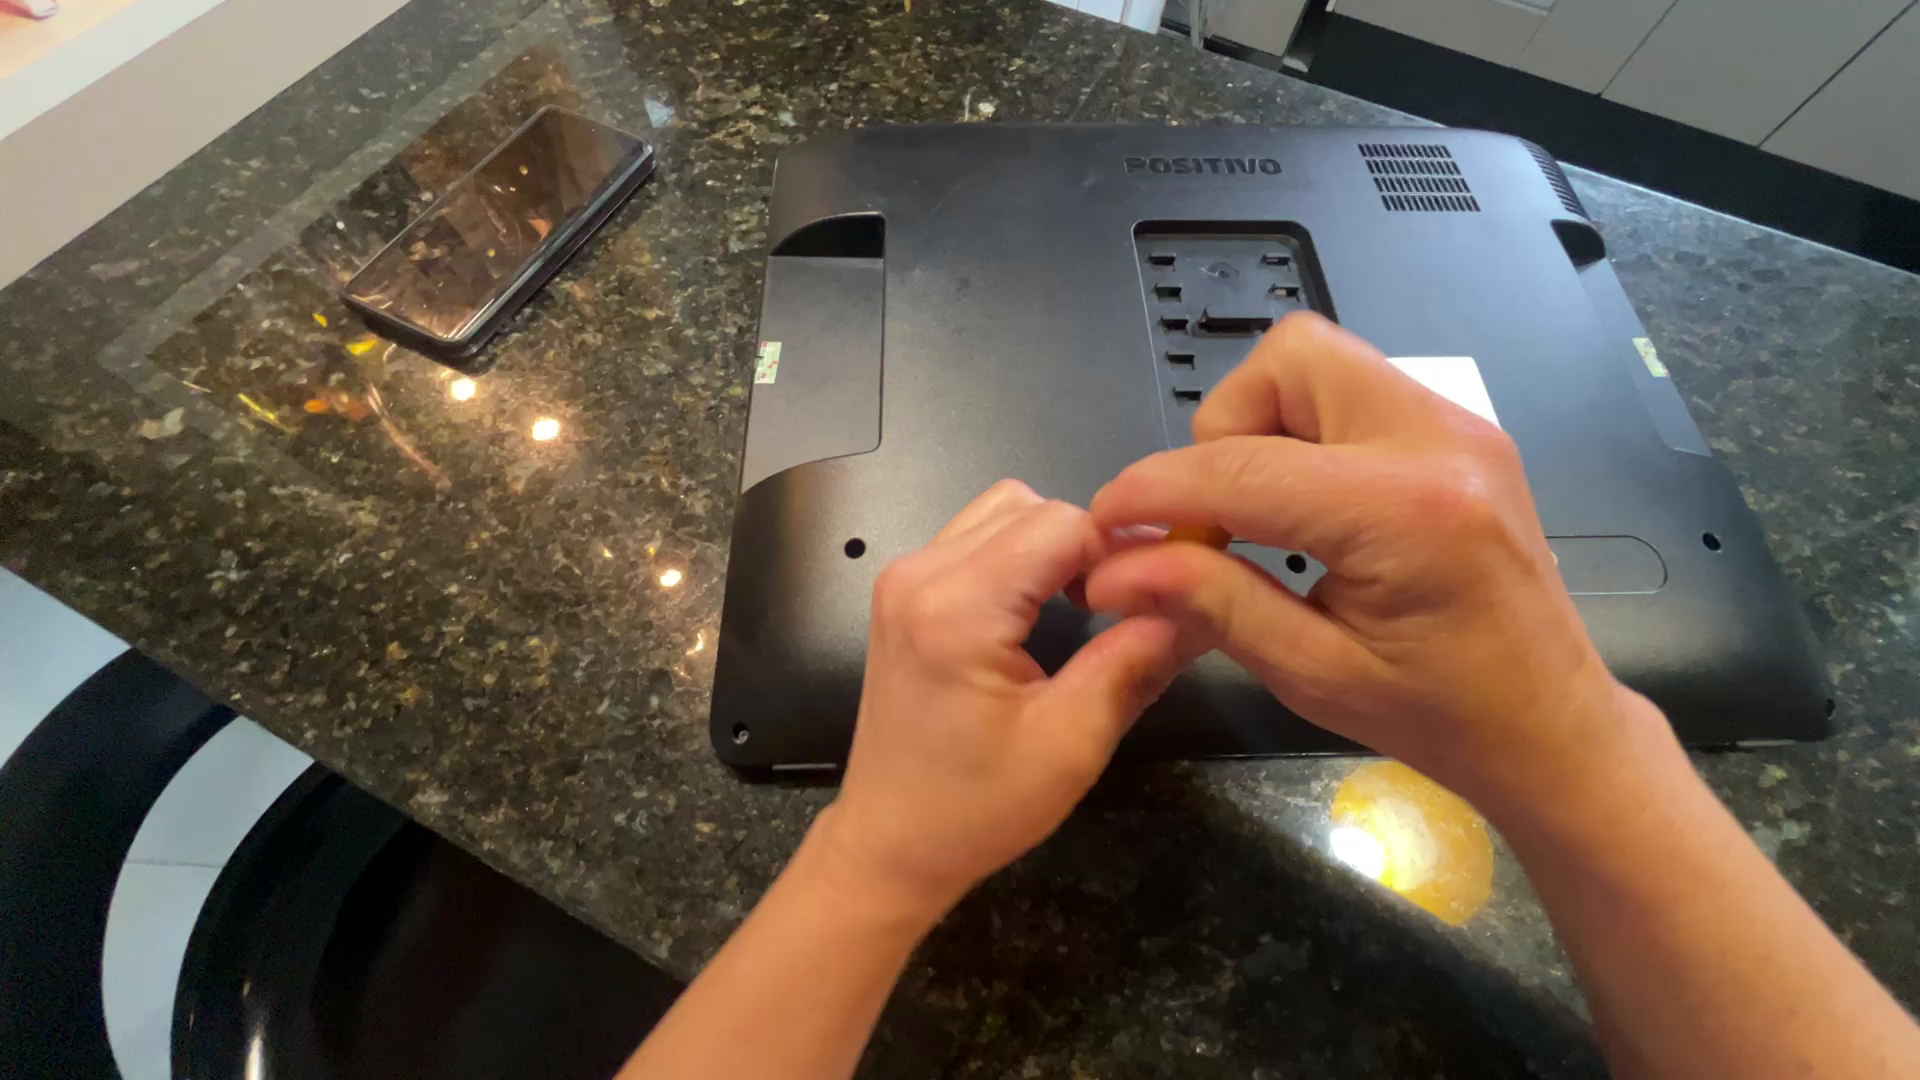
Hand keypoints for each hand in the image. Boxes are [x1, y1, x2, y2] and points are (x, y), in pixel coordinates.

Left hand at [809, 480, 1188, 920]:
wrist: (891, 839)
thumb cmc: (977, 807)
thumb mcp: (1071, 743)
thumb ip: (1134, 661)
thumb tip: (1194, 604)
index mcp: (957, 608)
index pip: (1061, 523)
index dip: (1117, 549)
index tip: (1149, 594)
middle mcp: (919, 572)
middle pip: (1030, 506)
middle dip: (1086, 544)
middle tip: (1118, 603)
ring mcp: (902, 576)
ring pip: (1001, 510)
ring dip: (1050, 544)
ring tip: (1078, 604)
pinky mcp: (901, 589)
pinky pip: (973, 536)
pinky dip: (1016, 555)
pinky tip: (1033, 607)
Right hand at [1083, 313, 1639, 807]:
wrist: (1553, 725)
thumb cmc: (1438, 717)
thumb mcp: (1307, 672)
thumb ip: (1206, 603)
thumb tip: (1113, 570)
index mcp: (1407, 514)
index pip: (1241, 469)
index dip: (1151, 490)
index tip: (1107, 523)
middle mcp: (1436, 441)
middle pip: (1289, 360)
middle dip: (1221, 430)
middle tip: (1210, 513)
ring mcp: (1453, 424)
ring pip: (1313, 360)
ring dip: (1255, 425)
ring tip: (1251, 510)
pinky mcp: (1451, 430)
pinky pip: (1343, 390)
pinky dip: (1291, 433)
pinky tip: (1294, 506)